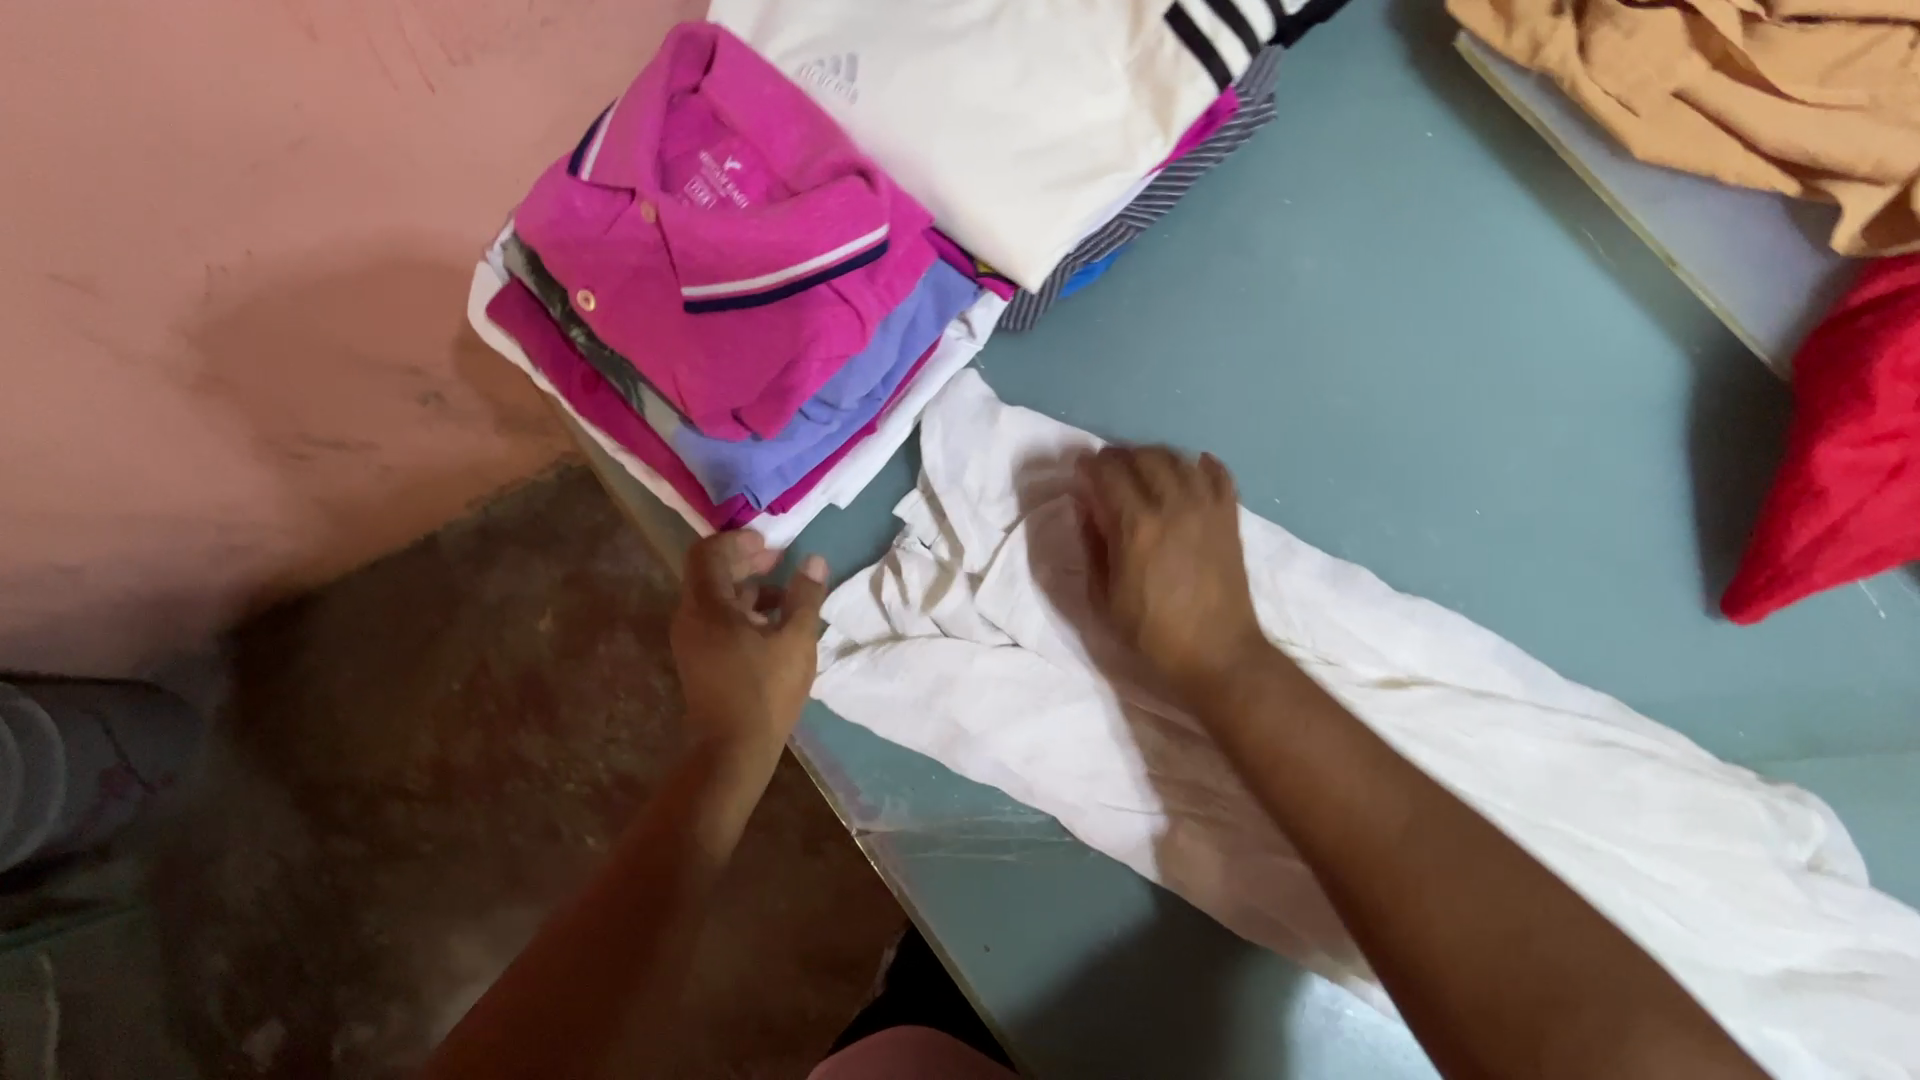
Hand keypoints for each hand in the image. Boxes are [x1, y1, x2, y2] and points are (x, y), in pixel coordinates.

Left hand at [670, 532, 827, 753]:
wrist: (732, 750)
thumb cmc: (765, 690)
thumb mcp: (796, 639)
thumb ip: (805, 596)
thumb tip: (814, 561)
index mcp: (707, 605)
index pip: (709, 552)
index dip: (739, 541)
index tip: (771, 545)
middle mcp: (690, 617)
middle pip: (711, 572)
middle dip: (746, 561)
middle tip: (779, 560)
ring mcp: (691, 640)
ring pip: (715, 597)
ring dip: (747, 588)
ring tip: (784, 595)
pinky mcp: (699, 658)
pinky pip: (716, 620)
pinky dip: (741, 611)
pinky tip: (773, 626)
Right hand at [1076, 446, 1269, 705]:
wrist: (1217, 653)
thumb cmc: (1152, 632)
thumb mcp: (1104, 597)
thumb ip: (1093, 546)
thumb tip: (1087, 509)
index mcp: (1136, 525)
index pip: (1107, 472)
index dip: (1089, 465)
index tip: (1079, 470)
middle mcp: (1172, 504)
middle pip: (1142, 457)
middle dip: (1118, 456)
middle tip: (1106, 469)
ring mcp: (1206, 507)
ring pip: (1177, 458)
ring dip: (1154, 456)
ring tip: (1142, 469)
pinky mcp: (1230, 516)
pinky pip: (1218, 474)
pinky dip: (1201, 465)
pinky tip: (1190, 468)